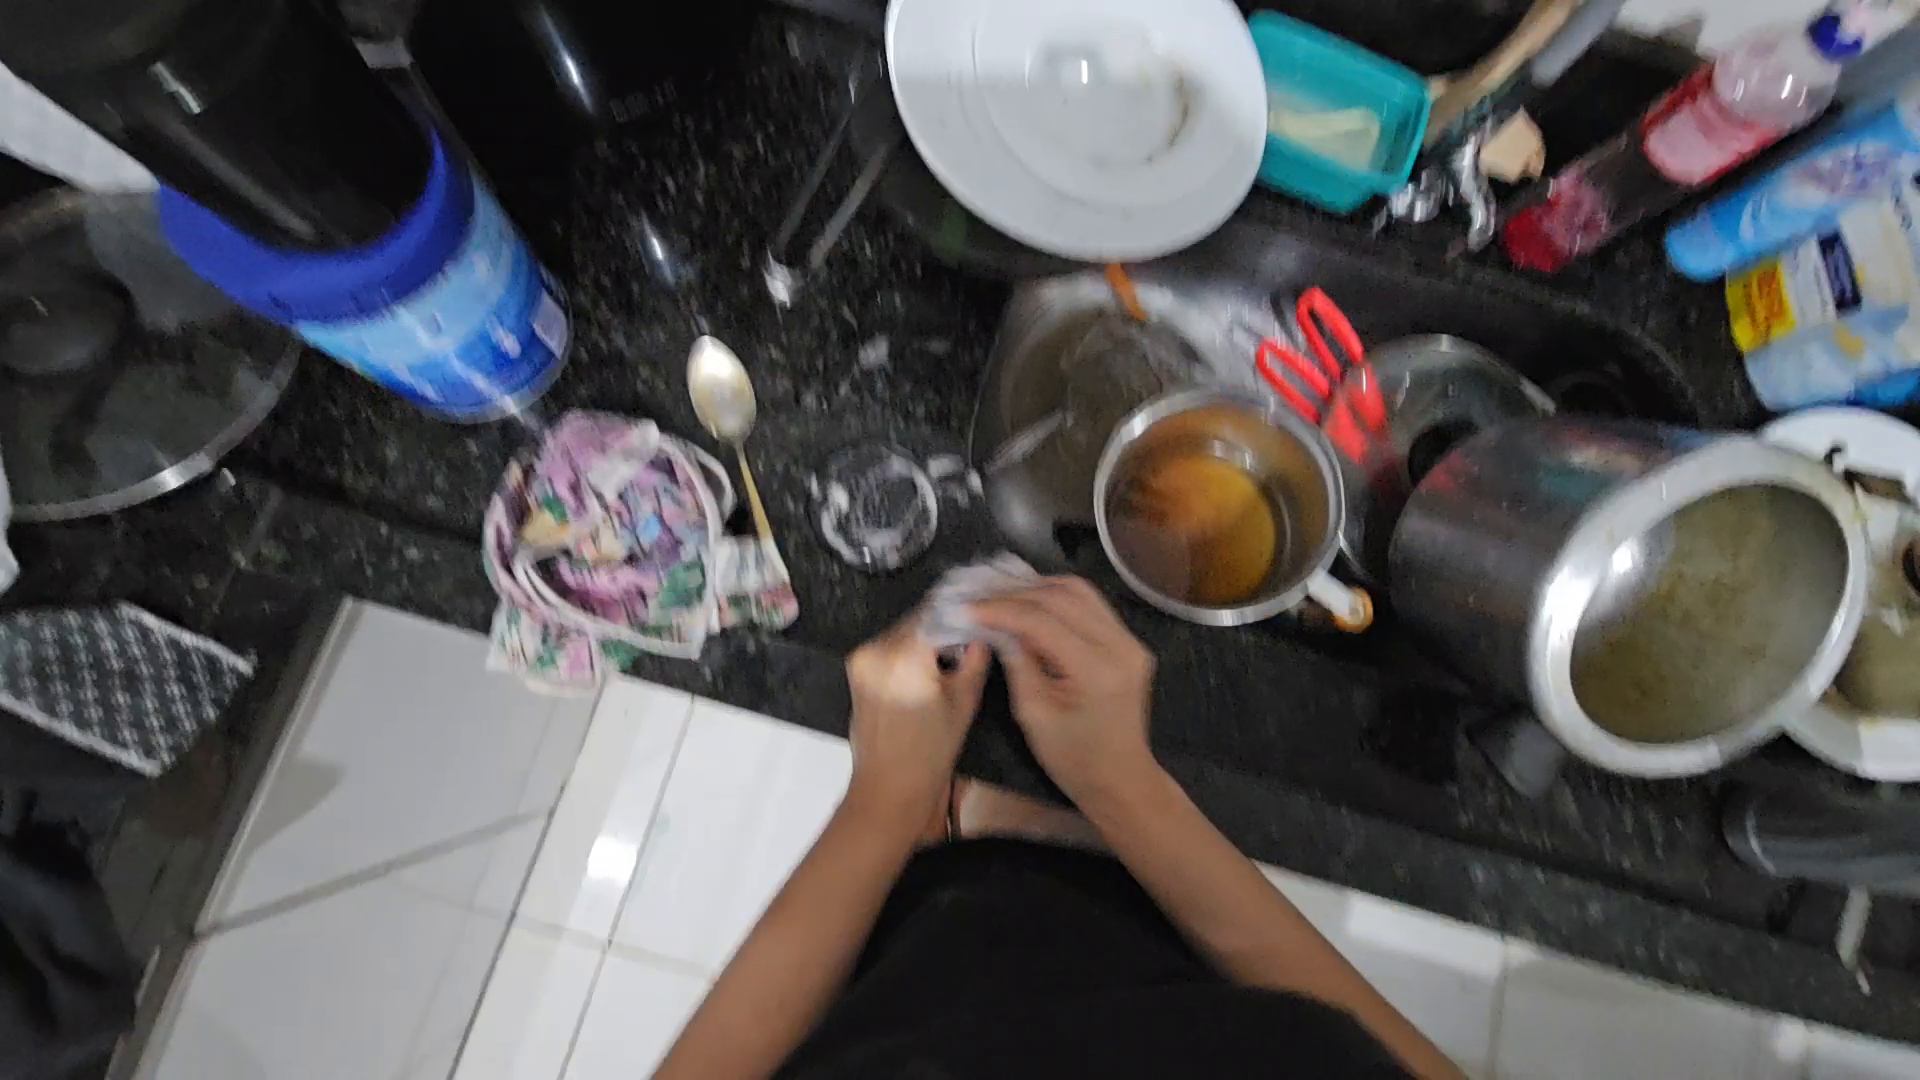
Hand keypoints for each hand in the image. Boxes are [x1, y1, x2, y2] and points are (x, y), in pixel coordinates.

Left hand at [844, 618, 990, 822]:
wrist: (888, 787)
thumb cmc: (930, 751)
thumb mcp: (965, 702)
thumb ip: (975, 659)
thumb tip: (981, 632)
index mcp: (904, 655)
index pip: (936, 613)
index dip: (959, 613)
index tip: (979, 616)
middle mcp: (876, 649)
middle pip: (917, 621)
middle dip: (943, 627)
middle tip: (969, 640)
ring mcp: (861, 658)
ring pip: (903, 632)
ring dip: (925, 639)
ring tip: (949, 659)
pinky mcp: (856, 669)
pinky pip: (889, 647)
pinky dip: (908, 652)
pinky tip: (927, 671)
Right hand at [968, 576, 1157, 804]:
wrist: (1121, 779)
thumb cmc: (1073, 759)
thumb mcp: (1033, 715)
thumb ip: (1017, 662)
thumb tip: (995, 625)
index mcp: (1096, 669)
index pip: (1043, 621)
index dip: (1001, 610)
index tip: (968, 608)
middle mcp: (1120, 645)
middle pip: (1062, 597)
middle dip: (1015, 594)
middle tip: (980, 596)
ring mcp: (1130, 640)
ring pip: (1079, 591)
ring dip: (1038, 588)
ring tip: (1002, 594)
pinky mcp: (1130, 641)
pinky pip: (1091, 604)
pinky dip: (1058, 598)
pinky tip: (1032, 602)